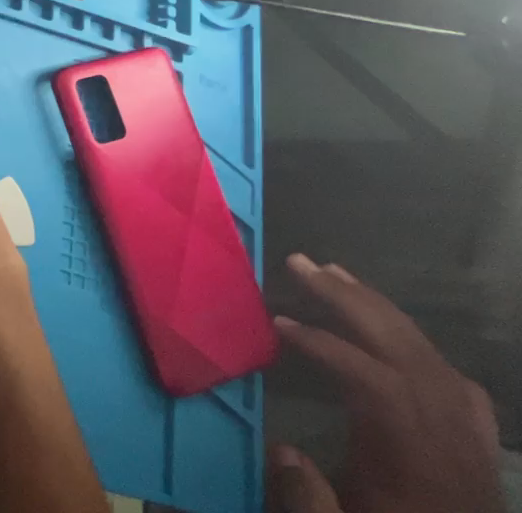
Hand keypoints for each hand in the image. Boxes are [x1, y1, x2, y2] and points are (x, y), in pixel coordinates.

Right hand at [267, 254, 502, 512]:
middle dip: (352, 302)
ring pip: (429, 356)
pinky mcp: (476, 440)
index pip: (375, 381)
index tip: (277, 322)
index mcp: (414, 454)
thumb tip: (279, 447)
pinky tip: (397, 336)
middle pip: (405, 352)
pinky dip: (419, 346)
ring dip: (380, 311)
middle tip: (302, 263)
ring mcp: (469, 433)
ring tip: (335, 274)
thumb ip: (309, 495)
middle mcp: (448, 433)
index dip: (326, 345)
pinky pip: (455, 380)